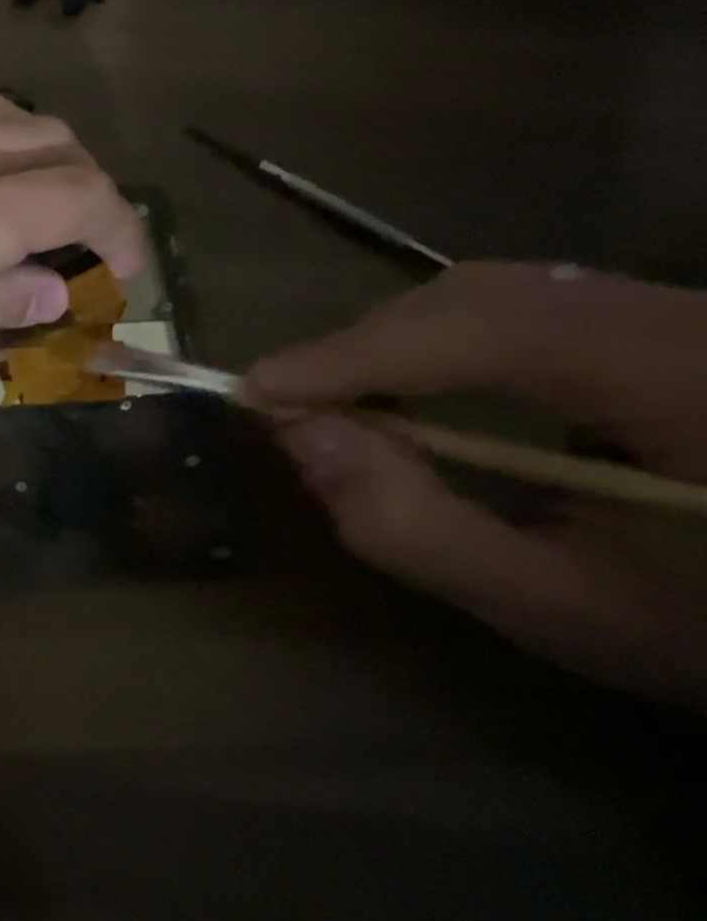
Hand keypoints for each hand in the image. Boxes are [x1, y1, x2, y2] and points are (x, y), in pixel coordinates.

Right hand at [247, 261, 706, 707]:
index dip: (364, 353)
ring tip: (336, 396)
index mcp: (693, 383)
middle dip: (370, 345)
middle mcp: (695, 322)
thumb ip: (415, 526)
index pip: (497, 333)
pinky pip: (527, 304)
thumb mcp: (551, 604)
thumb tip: (298, 436)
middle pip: (489, 297)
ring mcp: (683, 314)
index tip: (258, 389)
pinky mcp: (664, 323)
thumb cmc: (702, 629)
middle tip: (288, 402)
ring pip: (502, 291)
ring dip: (398, 339)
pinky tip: (411, 385)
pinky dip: (442, 338)